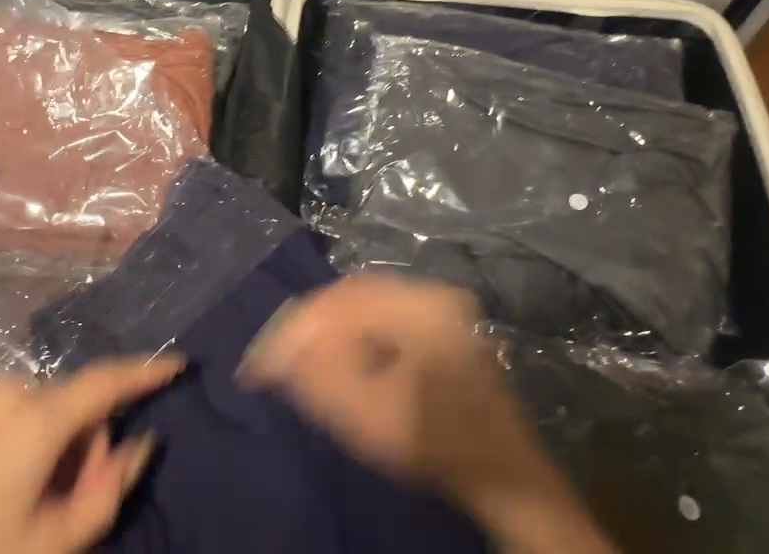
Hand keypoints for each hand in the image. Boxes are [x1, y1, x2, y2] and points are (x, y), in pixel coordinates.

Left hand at [0, 355, 182, 553]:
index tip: (178, 365)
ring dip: (54, 436)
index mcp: (35, 419)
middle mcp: (7, 389)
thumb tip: (139, 442)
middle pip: (73, 399)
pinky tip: (2, 477)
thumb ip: (107, 490)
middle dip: (87, 436)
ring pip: (42, 402)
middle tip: (72, 493)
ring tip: (31, 492)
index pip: (105, 382)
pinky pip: (10, 405)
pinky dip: (24, 430)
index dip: (146, 371)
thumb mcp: (52, 541)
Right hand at [237, 274, 613, 553]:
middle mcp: (431, 293)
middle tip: (273, 357)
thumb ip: (322, 379)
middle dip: (309, 325)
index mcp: (422, 308)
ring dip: (327, 328)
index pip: (341, 301)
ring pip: (364, 302)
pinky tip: (334, 356)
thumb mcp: (375, 420)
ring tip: (295, 357)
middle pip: (351, 294)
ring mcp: (439, 306)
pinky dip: (351, 332)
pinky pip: (381, 313)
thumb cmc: (442, 447)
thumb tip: (275, 351)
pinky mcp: (439, 322)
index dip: (295, 328)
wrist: (508, 475)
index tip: (260, 361)